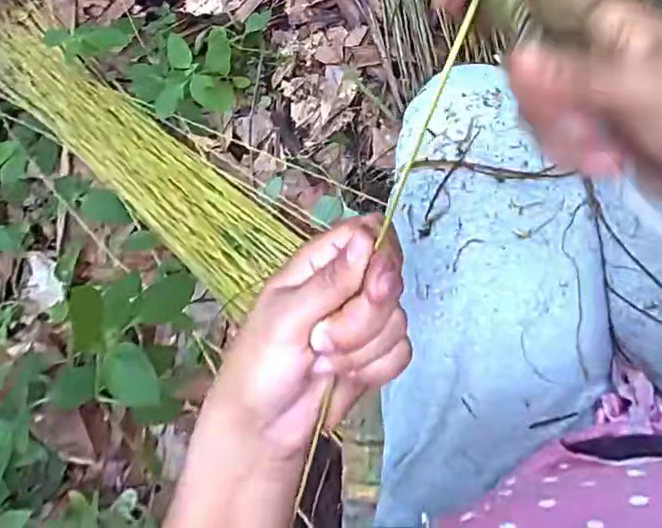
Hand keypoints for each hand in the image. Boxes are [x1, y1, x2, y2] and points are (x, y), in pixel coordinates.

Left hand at [203, 216, 408, 461]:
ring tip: (321, 360)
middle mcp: (348, 282)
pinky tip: (344, 376)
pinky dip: (375, 368)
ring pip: (396, 317)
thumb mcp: (287, 316)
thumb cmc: (260, 362)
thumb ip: (331, 280)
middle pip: (389, 277)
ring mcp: (364, 318)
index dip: (381, 255)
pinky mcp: (376, 352)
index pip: (370, 232)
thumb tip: (366, 237)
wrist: (261, 429)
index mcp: (322, 260)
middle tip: (322, 338)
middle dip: (364, 316)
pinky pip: (401, 350)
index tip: (372, 286)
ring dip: (361, 348)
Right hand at [483, 0, 661, 211]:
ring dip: (563, 135)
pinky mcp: (593, 128)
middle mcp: (587, 50)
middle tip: (581, 124)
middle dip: (543, 102)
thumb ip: (575, 78)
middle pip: (523, 63)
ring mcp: (588, 90)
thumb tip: (514, 58)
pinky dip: (574, 153)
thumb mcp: (644, 90)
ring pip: (535, 107)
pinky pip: (556, 136)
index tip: (444, 3)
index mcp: (602, 22)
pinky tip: (611, 164)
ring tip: (608, 153)